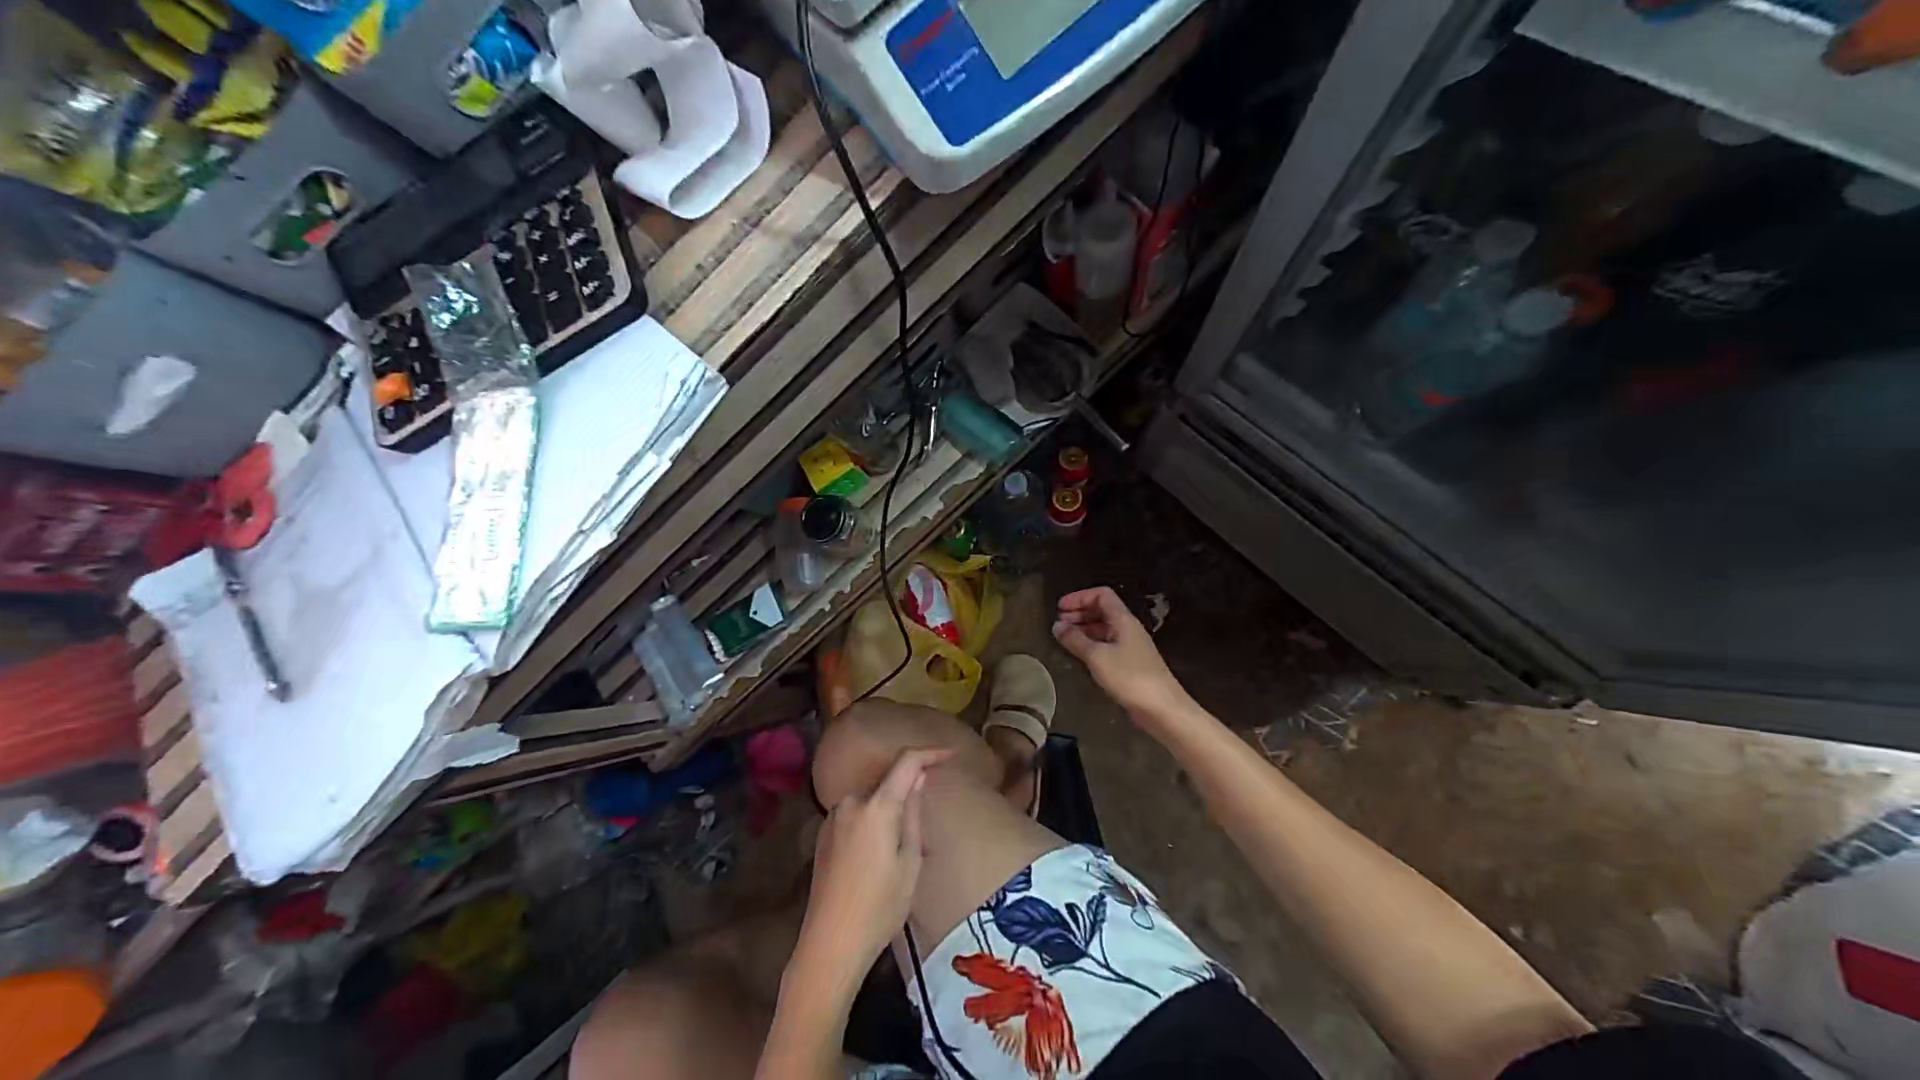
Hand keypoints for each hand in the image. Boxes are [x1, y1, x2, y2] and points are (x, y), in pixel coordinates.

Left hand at [794, 747, 951, 991]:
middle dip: (908, 793)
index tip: (951, 754)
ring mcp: (832, 819)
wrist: (830, 945)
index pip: (906, 762)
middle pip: (886, 783)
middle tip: (926, 825)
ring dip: (889, 811)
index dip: (930, 753)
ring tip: (903, 850)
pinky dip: (872, 823)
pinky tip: (878, 858)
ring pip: (871, 801)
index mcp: (876, 806)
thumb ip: (913, 815)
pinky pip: (856, 816)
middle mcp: (850, 803)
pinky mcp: (823, 836)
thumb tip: (918, 779)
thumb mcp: (909, 863)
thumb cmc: (880, 907)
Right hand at [1053, 587, 1193, 726]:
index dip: (1080, 597)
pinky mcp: (1131, 664)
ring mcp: (1131, 647)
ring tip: (1065, 638)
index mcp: (1123, 620)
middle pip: (1103, 610)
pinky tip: (1081, 655)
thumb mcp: (1097, 657)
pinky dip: (1092, 644)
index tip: (1060, 608)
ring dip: (1084, 629)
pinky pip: (1108, 645)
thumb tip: (1057, 626)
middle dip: (1079, 612)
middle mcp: (1128, 629)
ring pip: (1105, 628)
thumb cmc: (1130, 677)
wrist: (1162, 708)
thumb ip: (1075, 639)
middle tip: (1059, 623)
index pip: (1101, 595)